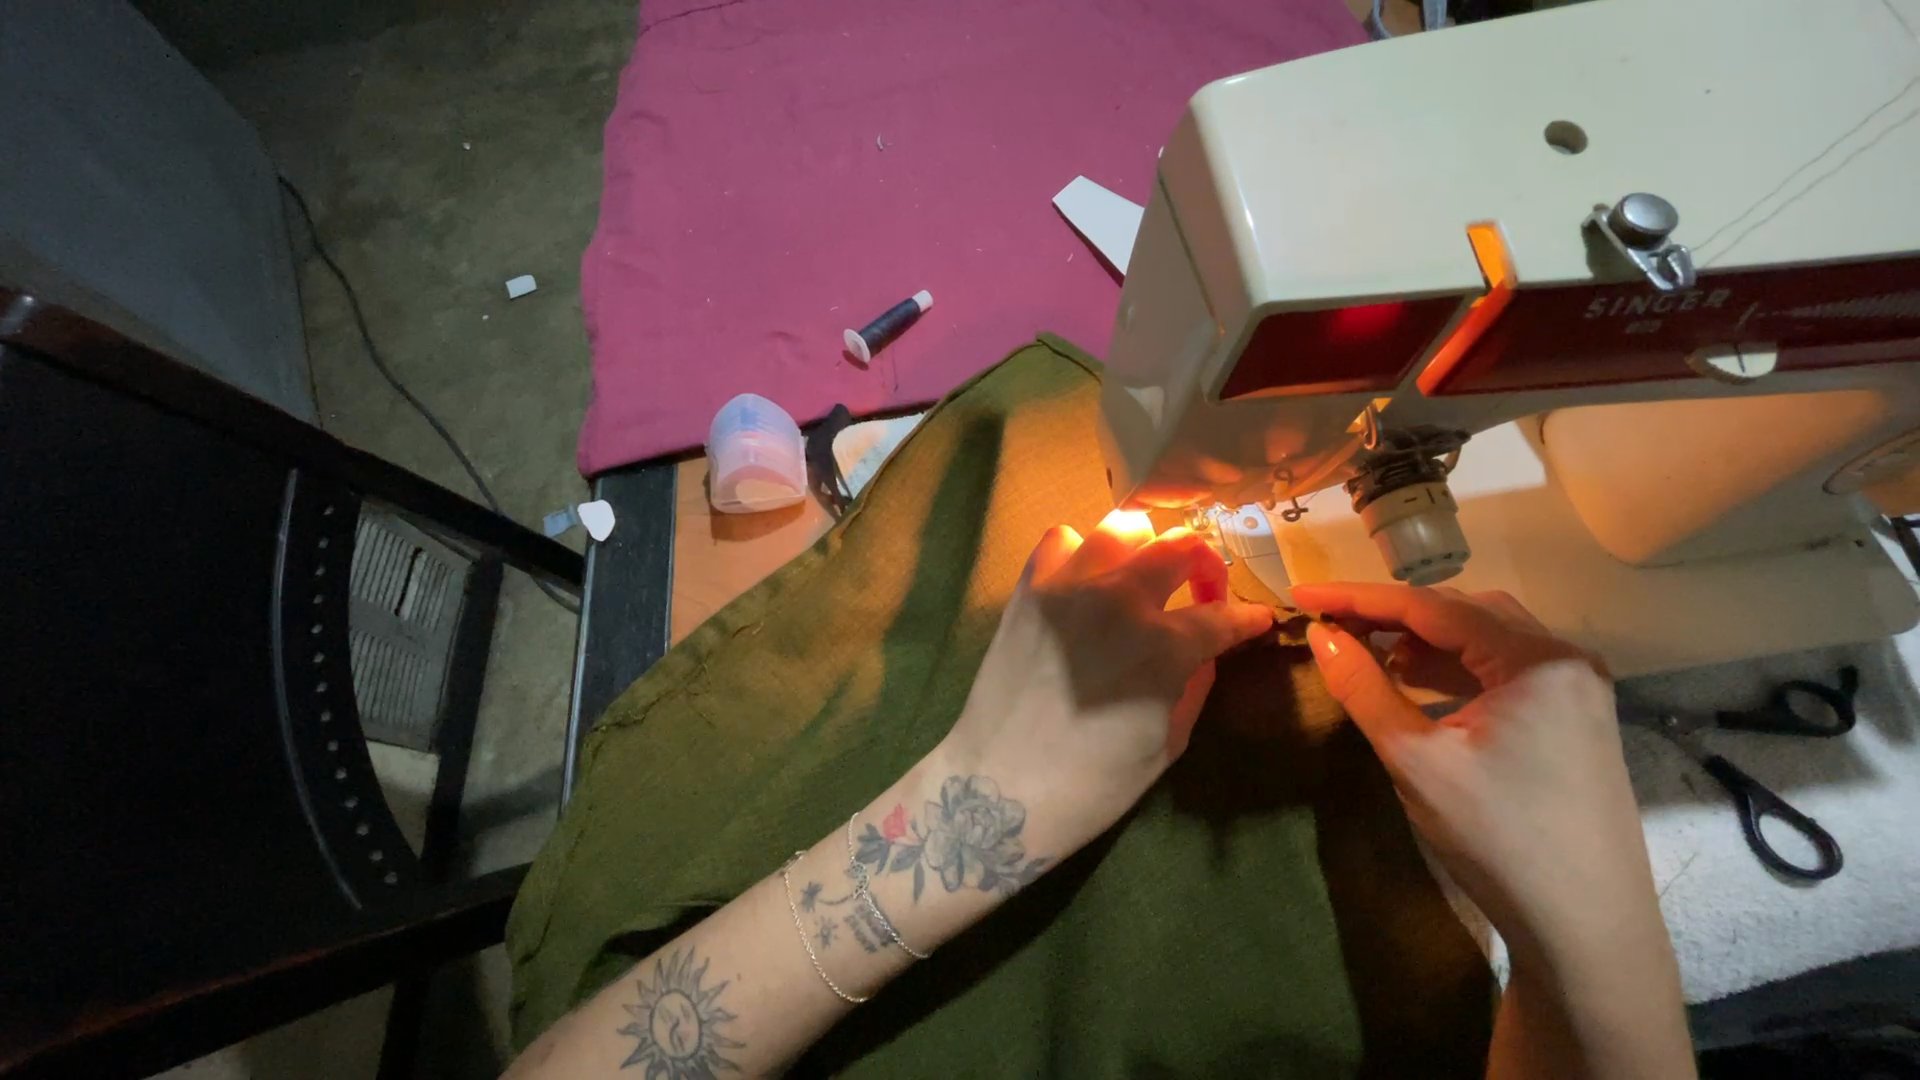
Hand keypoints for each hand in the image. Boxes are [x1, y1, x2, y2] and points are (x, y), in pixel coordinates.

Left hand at [939, 510, 1272, 851]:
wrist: (1000, 784)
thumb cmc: (1092, 783)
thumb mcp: (1167, 744)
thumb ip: (1194, 684)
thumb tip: (1206, 650)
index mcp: (1164, 646)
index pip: (1222, 615)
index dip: (1247, 619)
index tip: (1255, 621)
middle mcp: (1119, 600)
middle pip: (1179, 546)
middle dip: (1204, 563)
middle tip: (1202, 589)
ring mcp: (1068, 586)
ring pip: (1120, 529)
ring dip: (1143, 549)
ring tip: (1141, 578)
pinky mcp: (1029, 588)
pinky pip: (1060, 540)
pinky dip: (1080, 552)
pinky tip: (1084, 582)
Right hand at [1292, 583, 1652, 949]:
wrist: (1587, 930)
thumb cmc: (1497, 837)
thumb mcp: (1414, 757)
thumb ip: (1363, 686)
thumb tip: (1321, 633)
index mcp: (1536, 660)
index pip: (1429, 606)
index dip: (1357, 597)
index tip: (1301, 595)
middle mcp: (1565, 659)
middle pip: (1460, 611)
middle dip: (1390, 613)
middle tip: (1331, 623)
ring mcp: (1576, 689)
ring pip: (1482, 636)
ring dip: (1421, 637)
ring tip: (1367, 651)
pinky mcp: (1573, 718)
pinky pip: (1501, 668)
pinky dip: (1451, 665)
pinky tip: (1416, 682)